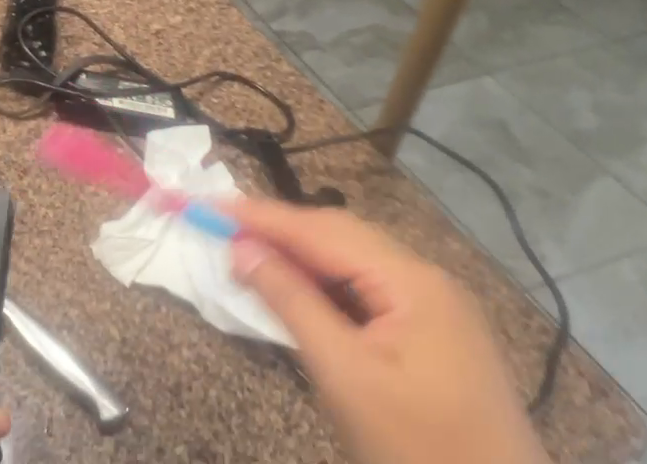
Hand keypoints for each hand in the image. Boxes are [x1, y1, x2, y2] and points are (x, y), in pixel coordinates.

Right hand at [227, 200, 550, 463]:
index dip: (261, 216)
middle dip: (279, 227)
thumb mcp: (343, 373)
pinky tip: (297, 288)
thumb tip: (241, 248)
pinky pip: (368, 288)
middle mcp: (429, 281)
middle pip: (340, 236)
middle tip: (221, 224)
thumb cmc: (417, 444)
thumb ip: (289, 301)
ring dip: (299, 253)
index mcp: (413, 282)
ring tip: (248, 250)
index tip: (209, 206)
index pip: (321, 231)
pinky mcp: (435, 335)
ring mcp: (437, 308)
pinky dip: (325, 281)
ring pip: (353, 260)